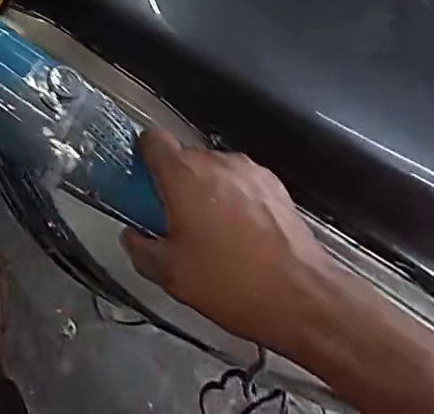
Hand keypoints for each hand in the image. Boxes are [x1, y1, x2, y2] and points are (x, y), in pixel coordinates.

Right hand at [121, 131, 344, 351]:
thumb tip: (132, 236)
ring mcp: (247, 168)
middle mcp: (215, 160)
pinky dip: (236, 197)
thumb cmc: (229, 282)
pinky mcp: (272, 181)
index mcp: (183, 175)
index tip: (143, 183)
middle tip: (178, 223)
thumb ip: (142, 249)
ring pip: (214, 170)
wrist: (301, 294)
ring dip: (208, 191)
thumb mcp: (172, 276)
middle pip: (185, 159)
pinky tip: (244, 234)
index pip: (153, 139)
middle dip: (177, 185)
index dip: (144, 156)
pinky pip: (241, 180)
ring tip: (216, 233)